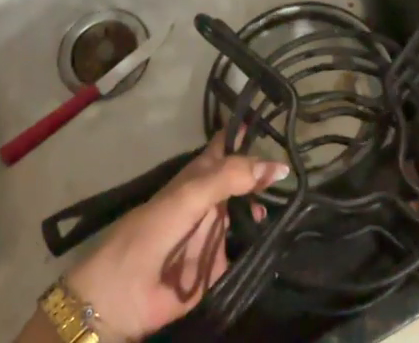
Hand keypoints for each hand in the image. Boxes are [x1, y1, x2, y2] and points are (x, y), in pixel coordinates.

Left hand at [60, 137, 287, 341]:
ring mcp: (215, 234)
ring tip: (291, 206)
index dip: (246, 135)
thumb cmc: (152, 232)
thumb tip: (279, 165)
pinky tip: (281, 239)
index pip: (226, 147)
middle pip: (244, 182)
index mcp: (199, 177)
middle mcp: (210, 201)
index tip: (278, 124)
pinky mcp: (220, 267)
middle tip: (294, 174)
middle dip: (265, 176)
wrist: (124, 293)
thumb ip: (231, 177)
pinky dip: (263, 248)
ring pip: (248, 216)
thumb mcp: (191, 195)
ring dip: (267, 211)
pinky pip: (247, 254)